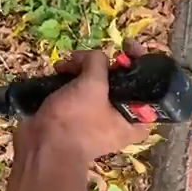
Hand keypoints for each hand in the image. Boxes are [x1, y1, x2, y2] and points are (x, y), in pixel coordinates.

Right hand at [17, 50, 150, 162]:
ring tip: (62, 67)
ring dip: (79, 69)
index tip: (125, 44)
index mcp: (137, 118)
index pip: (147, 82)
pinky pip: (78, 91)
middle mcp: (121, 117)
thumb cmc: (75, 120)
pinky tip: (57, 74)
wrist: (44, 146)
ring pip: (94, 83)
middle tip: (79, 58)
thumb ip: (97, 64)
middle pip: (117, 79)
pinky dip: (69, 79)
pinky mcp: (76, 115)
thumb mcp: (91, 86)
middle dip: (97, 64)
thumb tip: (93, 56)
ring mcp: (97, 116)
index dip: (139, 60)